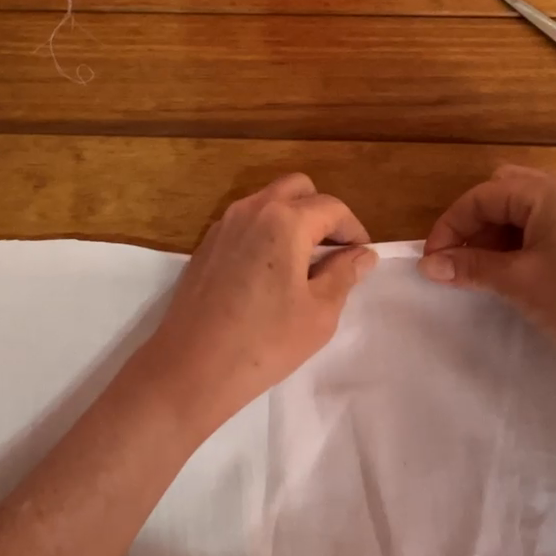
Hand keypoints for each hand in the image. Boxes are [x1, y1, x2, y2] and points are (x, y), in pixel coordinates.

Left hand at [137, 174, 377, 430]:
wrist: (192, 366)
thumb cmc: (264, 341)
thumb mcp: (319, 312)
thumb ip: (344, 274)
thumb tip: (363, 254)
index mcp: (284, 220)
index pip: (332, 207)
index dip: (353, 230)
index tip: (362, 256)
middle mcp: (251, 209)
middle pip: (297, 189)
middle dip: (321, 212)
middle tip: (333, 252)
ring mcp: (224, 224)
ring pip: (268, 201)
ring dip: (292, 218)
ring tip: (304, 263)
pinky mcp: (206, 244)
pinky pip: (245, 221)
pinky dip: (266, 231)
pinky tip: (270, 272)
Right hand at [418, 165, 555, 396]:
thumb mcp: (517, 283)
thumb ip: (469, 266)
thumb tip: (428, 264)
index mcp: (553, 190)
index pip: (484, 196)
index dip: (451, 226)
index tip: (432, 259)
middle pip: (505, 193)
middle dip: (474, 224)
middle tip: (456, 259)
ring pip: (527, 209)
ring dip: (497, 233)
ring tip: (481, 270)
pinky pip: (550, 223)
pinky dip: (523, 240)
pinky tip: (515, 270)